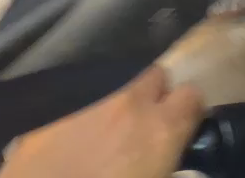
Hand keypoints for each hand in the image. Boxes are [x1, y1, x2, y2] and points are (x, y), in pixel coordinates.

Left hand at [0, 66, 204, 177]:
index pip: (193, 95)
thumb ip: (165, 167)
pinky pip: (81, 117)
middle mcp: (128, 107)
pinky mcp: (51, 124)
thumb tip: (164, 163)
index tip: (186, 132)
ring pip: (117, 97)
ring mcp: (87, 110)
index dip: (191, 113)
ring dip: (120, 119)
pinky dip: (85, 133)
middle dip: (159, 99)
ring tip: (109, 155)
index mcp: (159, 130)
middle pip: (157, 77)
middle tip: (150, 136)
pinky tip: (74, 162)